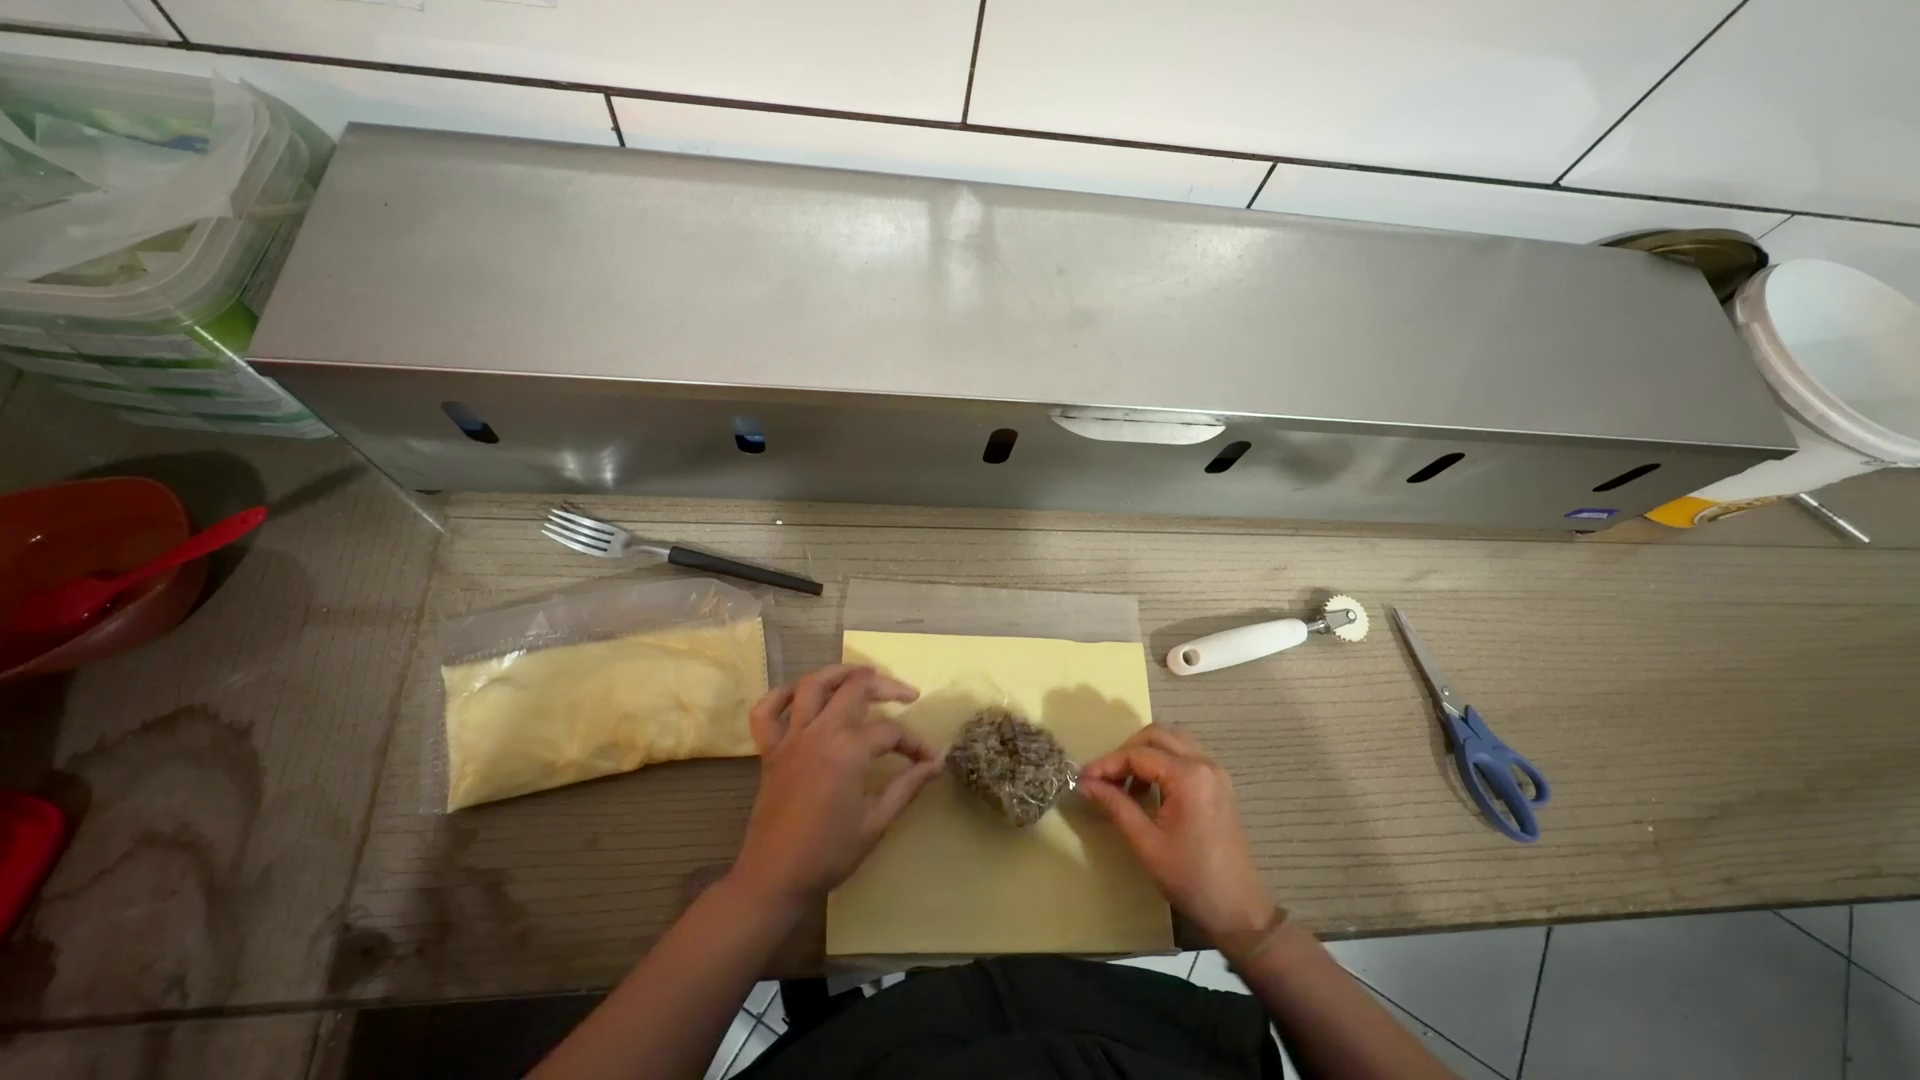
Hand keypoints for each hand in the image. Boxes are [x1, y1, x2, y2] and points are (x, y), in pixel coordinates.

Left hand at [730, 665, 942, 906]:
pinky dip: (781, 695)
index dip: (915, 743)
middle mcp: (819, 733)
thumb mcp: (876, 823)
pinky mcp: (769, 751)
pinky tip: (800, 695)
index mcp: (848, 752)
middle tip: (906, 695)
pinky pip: (766, 711)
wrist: (774, 877)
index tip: (929, 760)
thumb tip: (935, 765)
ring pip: (812, 685)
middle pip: (855, 688)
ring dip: (839, 673)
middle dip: (886, 686)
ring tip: (861, 675)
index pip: (891, 732)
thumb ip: (905, 787)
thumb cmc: (829, 854)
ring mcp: (790, 738)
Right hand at [1076, 724, 1275, 939]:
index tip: (1082, 780)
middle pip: (1157, 736)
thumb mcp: (1146, 842)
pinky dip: (1162, 764)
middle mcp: (1206, 764)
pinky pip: (1186, 757)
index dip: (1106, 764)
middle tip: (1104, 779)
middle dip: (1125, 752)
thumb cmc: (1190, 877)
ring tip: (1124, 786)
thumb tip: (1084, 784)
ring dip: (1145, 755)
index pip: (1138, 754)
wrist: (1239, 908)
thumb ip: (1115, 805)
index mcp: (1189, 776)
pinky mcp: (1219, 785)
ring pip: (1173, 742)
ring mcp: (1216, 773)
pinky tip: (1148, 792)